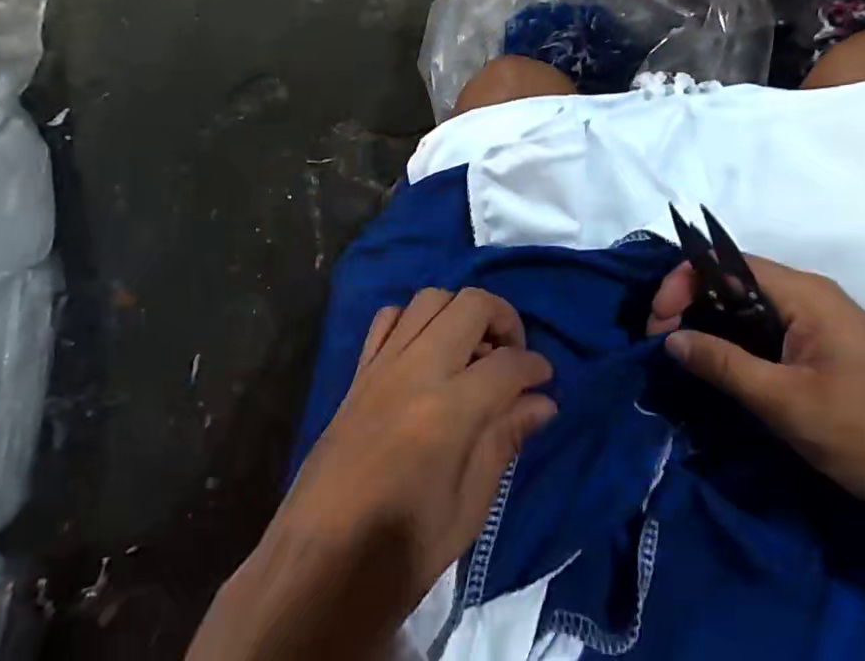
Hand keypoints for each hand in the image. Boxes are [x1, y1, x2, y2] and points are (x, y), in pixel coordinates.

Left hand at [188, 288, 555, 660]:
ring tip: (471, 353)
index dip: (537, 368)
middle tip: (512, 356)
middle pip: (472, 305)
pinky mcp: (358, 375)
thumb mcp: (470, 504)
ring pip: (430, 299)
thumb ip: (505, 439)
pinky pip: (388, 320)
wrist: (319, 565)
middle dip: (505, 320)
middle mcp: (417, 370)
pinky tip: (427, 355)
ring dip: (461, 314)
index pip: (509, 363)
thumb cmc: (403, 547)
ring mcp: (382, 367)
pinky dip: (415, 322)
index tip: (545, 383)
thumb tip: (542, 402)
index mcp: (449, 409)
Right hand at [652, 258, 864, 659]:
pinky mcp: (825, 351)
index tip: (656, 324)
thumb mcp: (787, 403)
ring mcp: (822, 325)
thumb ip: (725, 365)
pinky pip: (769, 332)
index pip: (729, 263)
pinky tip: (719, 369)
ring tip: (680, 356)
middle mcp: (813, 297)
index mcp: (806, 294)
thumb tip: (671, 338)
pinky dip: (737, 343)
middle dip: (693, 302)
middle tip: (661, 344)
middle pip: (738, 281)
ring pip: (752, 308)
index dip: (685, 282)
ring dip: (713, 325)